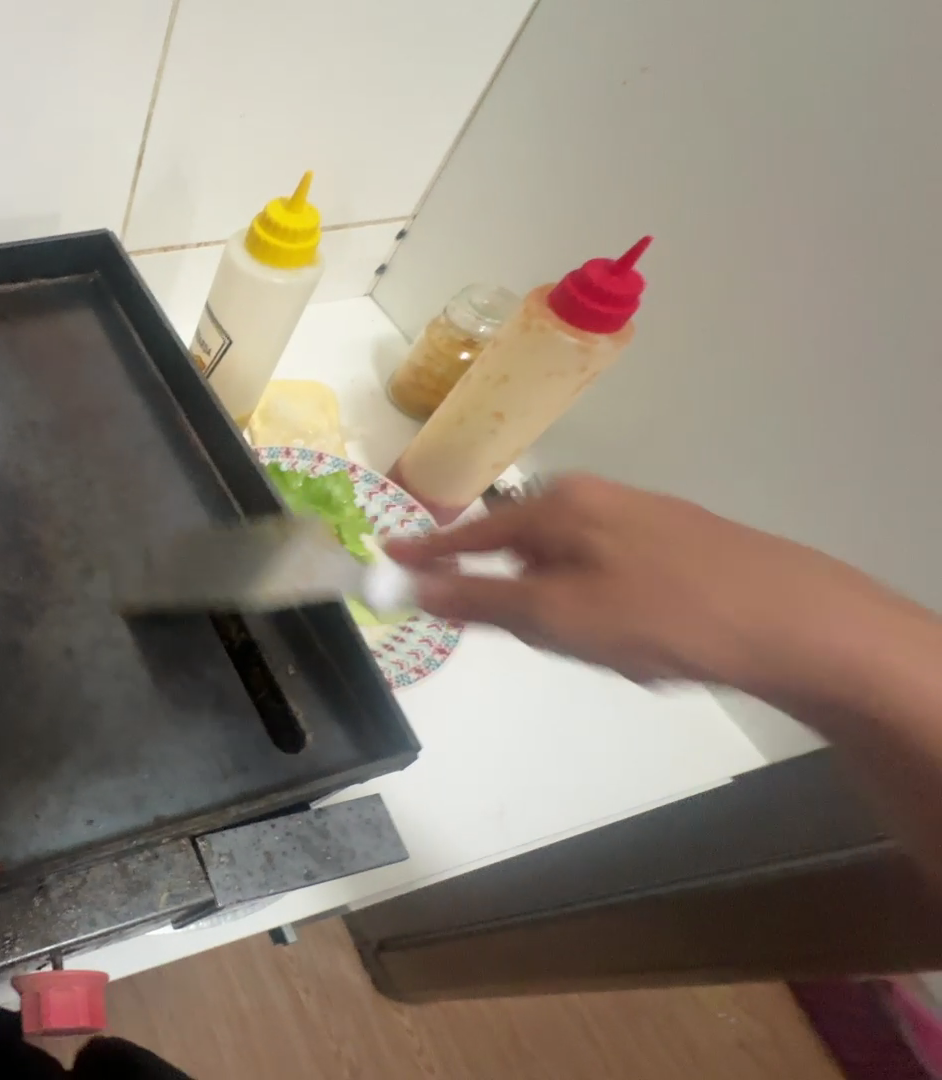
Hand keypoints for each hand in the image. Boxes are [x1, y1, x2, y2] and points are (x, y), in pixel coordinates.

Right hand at [384, 473, 900, 697]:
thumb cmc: (662, 615)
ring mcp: (643, 518)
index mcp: (558, 508)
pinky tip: (648, 638)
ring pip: (568, 570)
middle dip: (520, 599)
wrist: (812, 628)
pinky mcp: (682, 543)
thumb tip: (411, 588)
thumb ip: (474, 600)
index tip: (385, 558)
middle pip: (521, 552)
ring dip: (569, 610)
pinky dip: (609, 610)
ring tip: (613, 648)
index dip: (424, 551)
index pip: (468, 532)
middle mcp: (595, 500)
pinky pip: (610, 577)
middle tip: (546, 639)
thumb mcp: (552, 616)